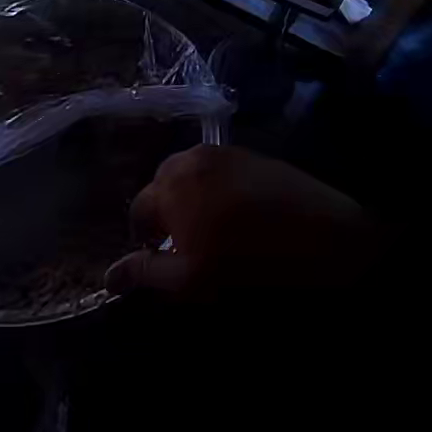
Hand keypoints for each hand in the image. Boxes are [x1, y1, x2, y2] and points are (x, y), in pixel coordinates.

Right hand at [106, 144, 381, 297]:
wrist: (321, 236)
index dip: (145, 236)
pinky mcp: (251, 153)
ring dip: (190, 195)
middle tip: (186, 242)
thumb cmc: (248, 262)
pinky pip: (218, 168)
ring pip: (190, 173)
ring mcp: (224, 151)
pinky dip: (215, 186)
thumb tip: (109, 275)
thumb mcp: (191, 280)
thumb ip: (146, 274)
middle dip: (166, 210)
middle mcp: (191, 158)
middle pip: (162, 184)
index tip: (161, 257)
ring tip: (211, 226)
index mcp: (171, 185)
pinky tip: (237, 211)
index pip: (139, 208)